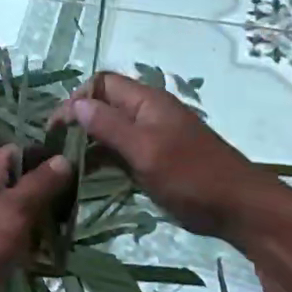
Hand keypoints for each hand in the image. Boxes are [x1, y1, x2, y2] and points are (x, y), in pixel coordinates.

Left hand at [0, 145, 73, 291]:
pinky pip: (10, 222)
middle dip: (45, 190)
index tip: (72, 175)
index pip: (19, 151)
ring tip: (64, 225)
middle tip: (71, 205)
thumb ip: (42, 181)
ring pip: (17, 201)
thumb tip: (64, 158)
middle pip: (19, 176)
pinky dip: (26, 229)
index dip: (45, 160)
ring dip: (38, 212)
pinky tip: (45, 243)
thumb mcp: (18, 208)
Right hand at [62, 72, 261, 236]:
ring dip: (87, 141)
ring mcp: (152, 136)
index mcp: (146, 101)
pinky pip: (120, 150)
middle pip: (103, 104)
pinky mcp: (154, 158)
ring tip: (64, 162)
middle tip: (55, 147)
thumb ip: (109, 125)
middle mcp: (147, 112)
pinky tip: (87, 174)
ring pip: (110, 129)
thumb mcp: (145, 149)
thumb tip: (76, 103)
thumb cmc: (190, 175)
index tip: (55, 127)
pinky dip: (102, 157)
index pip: (101, 84)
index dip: (76, 99)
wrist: (236, 207)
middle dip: (77, 119)